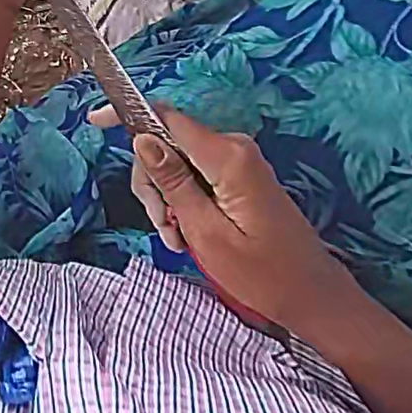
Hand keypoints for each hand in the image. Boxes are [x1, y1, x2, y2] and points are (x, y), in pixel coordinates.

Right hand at [90, 105, 355, 330]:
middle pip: (165, 143)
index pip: (165, 117)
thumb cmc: (264, 275)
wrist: (315, 298)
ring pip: (175, 161)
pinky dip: (182, 199)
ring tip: (177, 237)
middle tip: (162, 226)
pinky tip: (187, 231)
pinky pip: (193, 172)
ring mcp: (237, 158)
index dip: (127, 114)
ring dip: (167, 197)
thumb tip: (140, 137)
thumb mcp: (206, 233)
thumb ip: (172, 181)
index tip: (96, 120)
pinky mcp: (237, 172)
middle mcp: (232, 146)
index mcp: (227, 156)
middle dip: (153, 182)